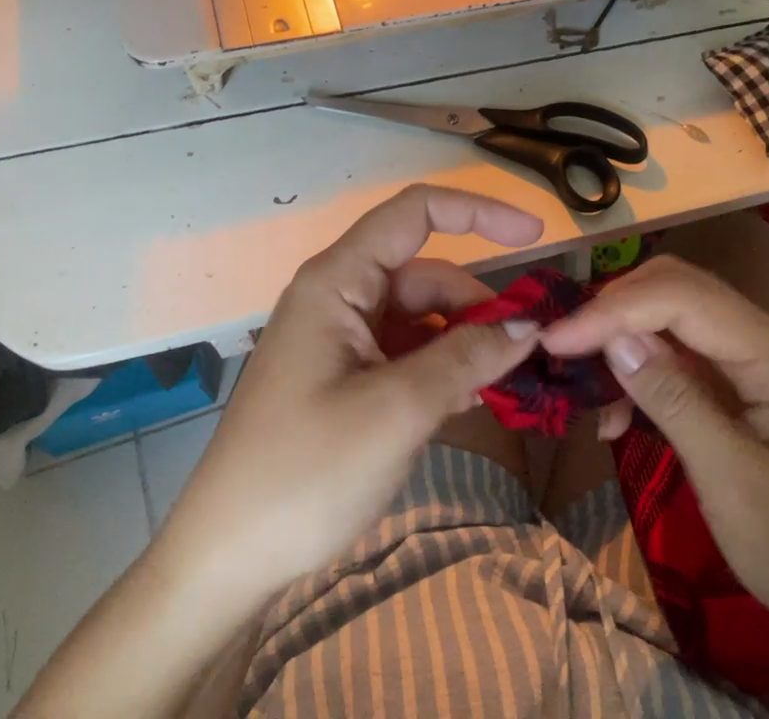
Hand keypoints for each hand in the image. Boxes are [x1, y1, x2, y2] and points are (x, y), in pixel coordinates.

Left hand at [148, 185, 544, 608]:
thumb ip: (466, 358)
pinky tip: (474, 402)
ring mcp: (339, 343)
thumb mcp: (397, 410)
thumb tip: (528, 326)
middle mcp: (337, 300)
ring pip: (421, 320)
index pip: (414, 213)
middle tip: (531, 352)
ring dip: (466, 343)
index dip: (479, 212)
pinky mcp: (344, 383)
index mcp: (336, 282)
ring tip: (507, 384)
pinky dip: (443, 370)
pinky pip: (406, 357)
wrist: (230, 555)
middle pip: (426, 275)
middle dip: (480, 304)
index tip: (538, 239)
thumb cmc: (307, 471)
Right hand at [540, 255, 768, 633]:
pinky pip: (683, 358)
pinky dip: (641, 373)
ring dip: (623, 341)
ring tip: (582, 389)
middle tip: (560, 351)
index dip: (612, 310)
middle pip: (679, 292)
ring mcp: (758, 362)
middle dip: (614, 311)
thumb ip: (674, 400)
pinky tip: (616, 417)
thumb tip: (613, 338)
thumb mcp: (731, 480)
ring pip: (675, 320)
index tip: (553, 342)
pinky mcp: (745, 387)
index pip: (684, 299)